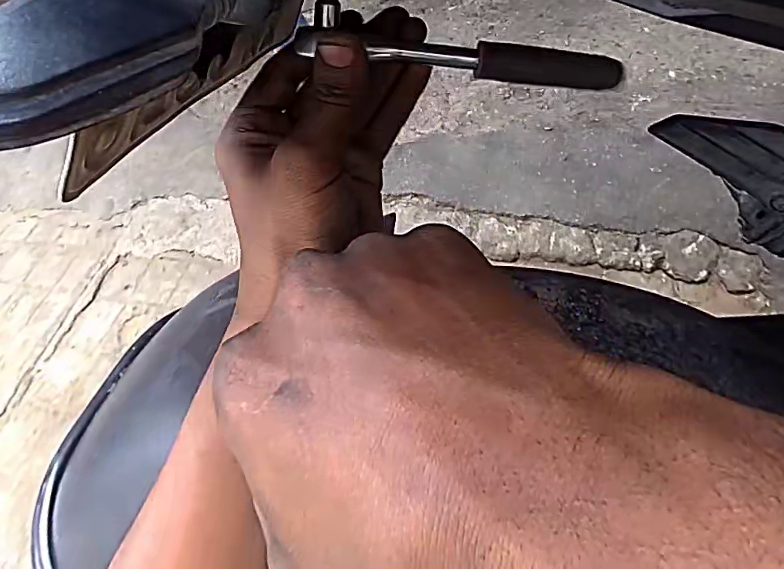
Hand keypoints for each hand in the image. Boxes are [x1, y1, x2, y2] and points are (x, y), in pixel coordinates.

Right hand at [212, 225, 606, 567]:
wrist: (534, 489)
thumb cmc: (413, 537)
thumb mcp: (306, 545)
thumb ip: (282, 475)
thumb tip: (304, 462)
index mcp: (250, 370)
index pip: (262, 370)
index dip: (304, 399)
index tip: (337, 421)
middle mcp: (304, 294)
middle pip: (315, 308)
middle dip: (341, 338)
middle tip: (391, 390)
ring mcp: (375, 259)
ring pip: (371, 277)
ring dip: (393, 309)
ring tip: (440, 368)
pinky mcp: (438, 243)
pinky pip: (429, 264)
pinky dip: (445, 292)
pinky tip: (473, 344)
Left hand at [215, 7, 430, 320]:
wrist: (316, 297)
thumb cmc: (287, 236)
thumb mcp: (304, 160)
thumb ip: (328, 101)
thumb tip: (343, 45)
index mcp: (254, 130)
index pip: (289, 70)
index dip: (322, 45)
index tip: (356, 26)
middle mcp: (287, 136)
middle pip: (330, 80)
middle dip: (364, 52)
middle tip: (395, 25)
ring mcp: (325, 151)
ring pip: (359, 99)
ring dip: (386, 69)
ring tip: (413, 36)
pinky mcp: (356, 168)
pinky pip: (378, 123)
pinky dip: (397, 98)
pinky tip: (415, 72)